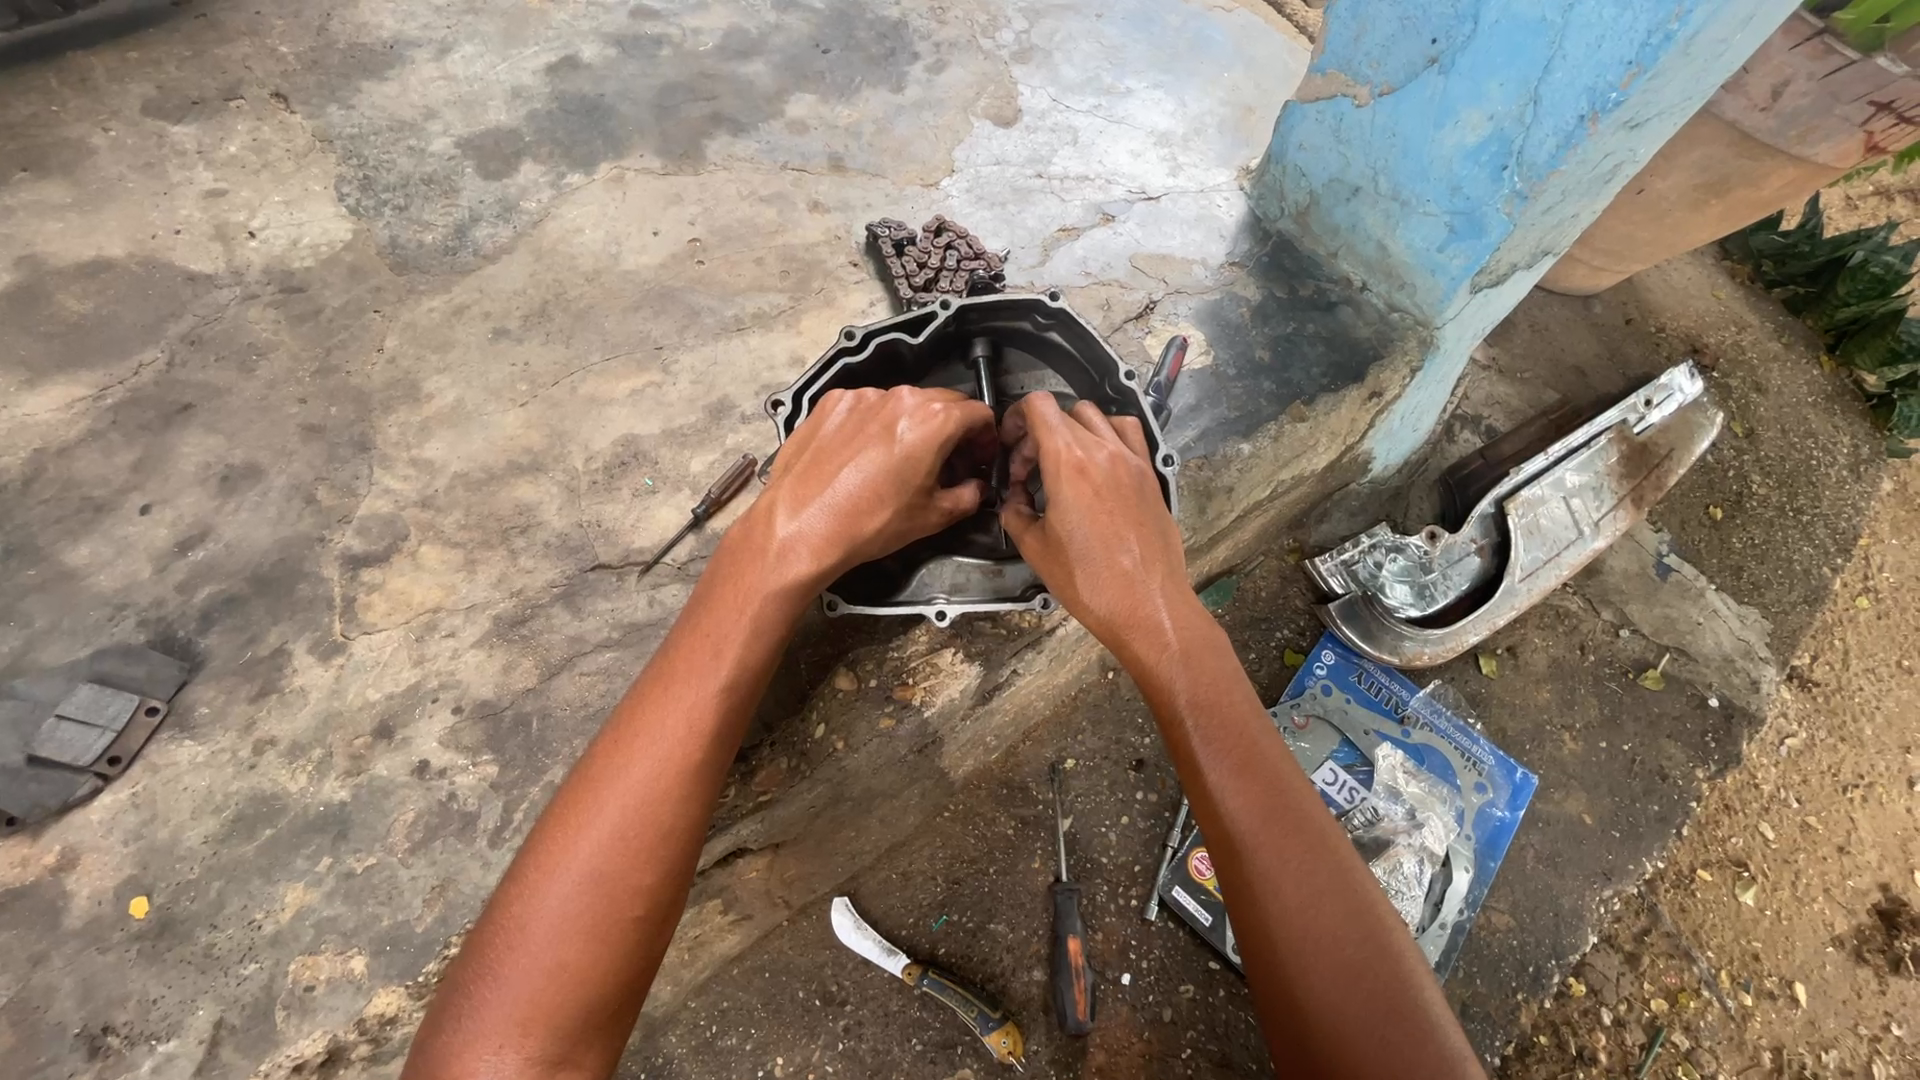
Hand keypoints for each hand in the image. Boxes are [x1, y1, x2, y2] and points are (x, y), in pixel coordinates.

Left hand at [736, 385, 996, 592]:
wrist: (800, 527)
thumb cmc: (867, 523)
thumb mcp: (932, 517)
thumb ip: (967, 496)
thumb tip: (974, 487)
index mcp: (933, 421)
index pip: (978, 412)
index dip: (985, 437)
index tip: (978, 455)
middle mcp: (898, 398)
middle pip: (942, 402)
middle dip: (952, 429)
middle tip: (946, 461)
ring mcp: (860, 398)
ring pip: (901, 403)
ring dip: (911, 426)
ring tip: (898, 462)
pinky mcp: (829, 405)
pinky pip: (865, 408)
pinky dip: (873, 425)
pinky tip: (863, 458)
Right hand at [998, 392, 1190, 649]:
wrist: (1145, 606)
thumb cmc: (1091, 582)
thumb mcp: (1035, 548)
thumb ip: (1015, 513)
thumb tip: (1013, 501)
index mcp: (1068, 462)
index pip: (1038, 406)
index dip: (1016, 418)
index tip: (1010, 445)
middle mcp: (1103, 451)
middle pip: (1064, 412)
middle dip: (1038, 434)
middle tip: (1028, 470)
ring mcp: (1132, 461)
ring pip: (1097, 417)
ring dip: (1073, 430)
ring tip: (1063, 462)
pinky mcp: (1150, 476)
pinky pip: (1129, 434)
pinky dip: (1108, 435)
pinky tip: (1099, 464)